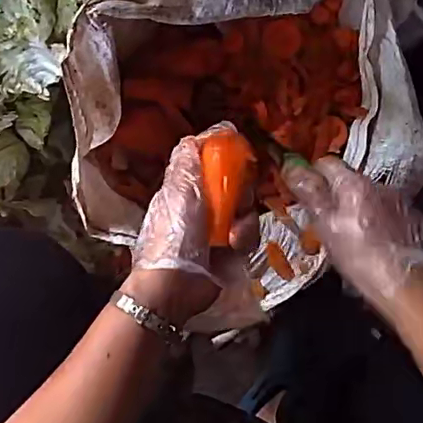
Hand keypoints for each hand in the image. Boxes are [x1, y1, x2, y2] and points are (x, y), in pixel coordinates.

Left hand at [131, 124, 255, 322]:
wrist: (175, 285)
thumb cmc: (172, 235)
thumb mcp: (177, 193)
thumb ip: (186, 164)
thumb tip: (193, 137)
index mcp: (186, 188)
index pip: (211, 163)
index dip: (226, 157)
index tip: (239, 154)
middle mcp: (204, 204)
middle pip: (235, 183)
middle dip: (241, 189)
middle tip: (237, 199)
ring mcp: (220, 227)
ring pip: (247, 208)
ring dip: (243, 218)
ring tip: (232, 233)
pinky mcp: (233, 248)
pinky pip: (250, 232)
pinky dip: (245, 237)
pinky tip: (234, 245)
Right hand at [285, 156, 422, 323]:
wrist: (409, 286)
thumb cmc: (361, 259)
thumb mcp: (326, 228)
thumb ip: (310, 194)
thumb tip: (291, 167)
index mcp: (354, 184)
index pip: (326, 163)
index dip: (311, 175)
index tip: (304, 192)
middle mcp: (380, 185)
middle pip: (349, 181)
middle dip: (335, 196)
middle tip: (324, 220)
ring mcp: (400, 202)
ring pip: (369, 198)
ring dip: (358, 209)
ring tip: (351, 236)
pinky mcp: (414, 220)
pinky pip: (389, 213)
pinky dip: (379, 222)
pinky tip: (375, 243)